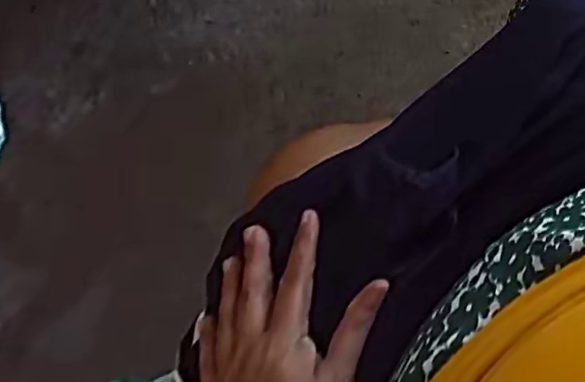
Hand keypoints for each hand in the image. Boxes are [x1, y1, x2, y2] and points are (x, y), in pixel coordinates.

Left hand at [199, 210, 388, 381]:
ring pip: (226, 317)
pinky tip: (205, 317)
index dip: (303, 247)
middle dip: (257, 258)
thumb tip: (379, 284)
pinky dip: (207, 329)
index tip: (307, 218)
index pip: (295, 282)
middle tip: (254, 229)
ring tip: (232, 260)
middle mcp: (251, 348)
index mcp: (284, 340)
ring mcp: (227, 370)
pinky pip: (206, 352)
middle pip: (254, 294)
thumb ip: (354, 330)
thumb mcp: (337, 378)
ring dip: (230, 286)